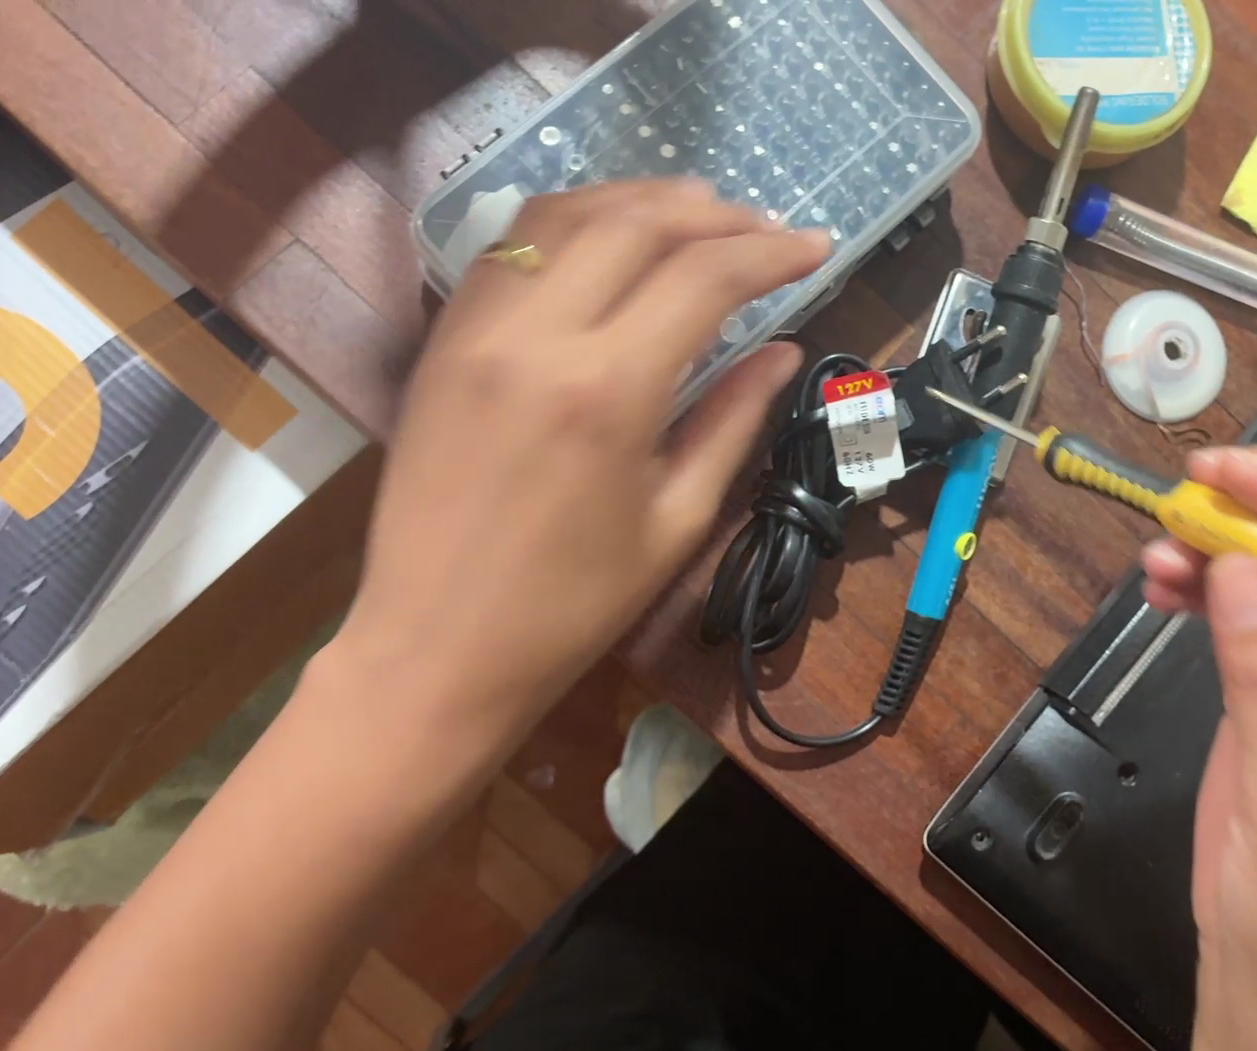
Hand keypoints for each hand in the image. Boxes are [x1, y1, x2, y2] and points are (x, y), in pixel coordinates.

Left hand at [332, 179, 827, 734]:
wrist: (439, 643)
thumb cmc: (577, 601)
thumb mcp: (679, 517)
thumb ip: (735, 420)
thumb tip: (784, 352)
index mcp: (608, 391)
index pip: (703, 279)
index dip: (771, 253)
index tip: (817, 246)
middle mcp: (536, 336)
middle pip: (636, 224)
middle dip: (715, 215)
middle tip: (767, 228)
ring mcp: (476, 329)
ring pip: (564, 214)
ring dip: (642, 201)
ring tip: (701, 213)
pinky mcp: (444, 340)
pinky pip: (511, 245)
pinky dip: (576, 222)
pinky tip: (614, 238)